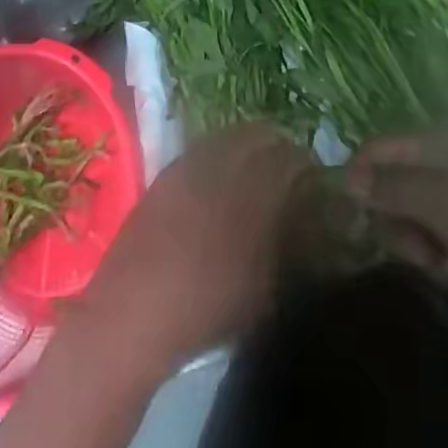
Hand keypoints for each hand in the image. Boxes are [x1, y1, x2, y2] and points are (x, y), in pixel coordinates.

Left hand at [75, 123, 311, 368]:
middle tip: (285, 167)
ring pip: (226, 137)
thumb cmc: (208, 309)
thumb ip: (288, 247)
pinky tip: (218, 175)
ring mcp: (188, 167)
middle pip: (257, 135)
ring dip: (245, 145)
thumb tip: (302, 222)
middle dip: (277, 146)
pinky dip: (216, 153)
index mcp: (254, 195)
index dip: (305, 164)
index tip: (312, 177)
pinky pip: (199, 150)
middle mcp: (221, 169)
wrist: (134, 311)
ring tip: (253, 165)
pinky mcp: (164, 175)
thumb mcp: (265, 287)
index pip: (290, 159)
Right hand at [349, 132, 447, 301]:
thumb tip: (347, 178)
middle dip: (400, 223)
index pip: (383, 148)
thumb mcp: (439, 203)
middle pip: (398, 189)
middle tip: (417, 250)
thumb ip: (389, 189)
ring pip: (421, 225)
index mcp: (443, 145)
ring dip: (427, 249)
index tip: (348, 209)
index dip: (359, 174)